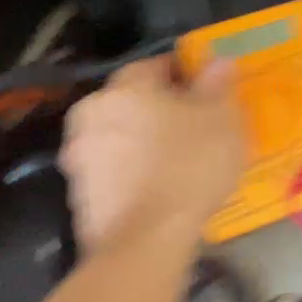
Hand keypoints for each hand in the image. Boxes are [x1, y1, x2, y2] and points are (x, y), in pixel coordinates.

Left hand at [59, 57, 246, 250]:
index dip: (187, 71)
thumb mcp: (222, 115)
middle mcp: (92, 117)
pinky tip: (167, 178)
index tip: (212, 86)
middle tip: (199, 116)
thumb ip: (217, 84)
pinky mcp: (80, 194)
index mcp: (124, 90)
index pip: (155, 64)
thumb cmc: (189, 162)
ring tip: (186, 150)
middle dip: (163, 104)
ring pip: (123, 133)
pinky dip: (138, 165)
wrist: (145, 239)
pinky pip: (117, 165)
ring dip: (149, 136)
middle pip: (133, 99)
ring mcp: (80, 158)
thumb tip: (217, 62)